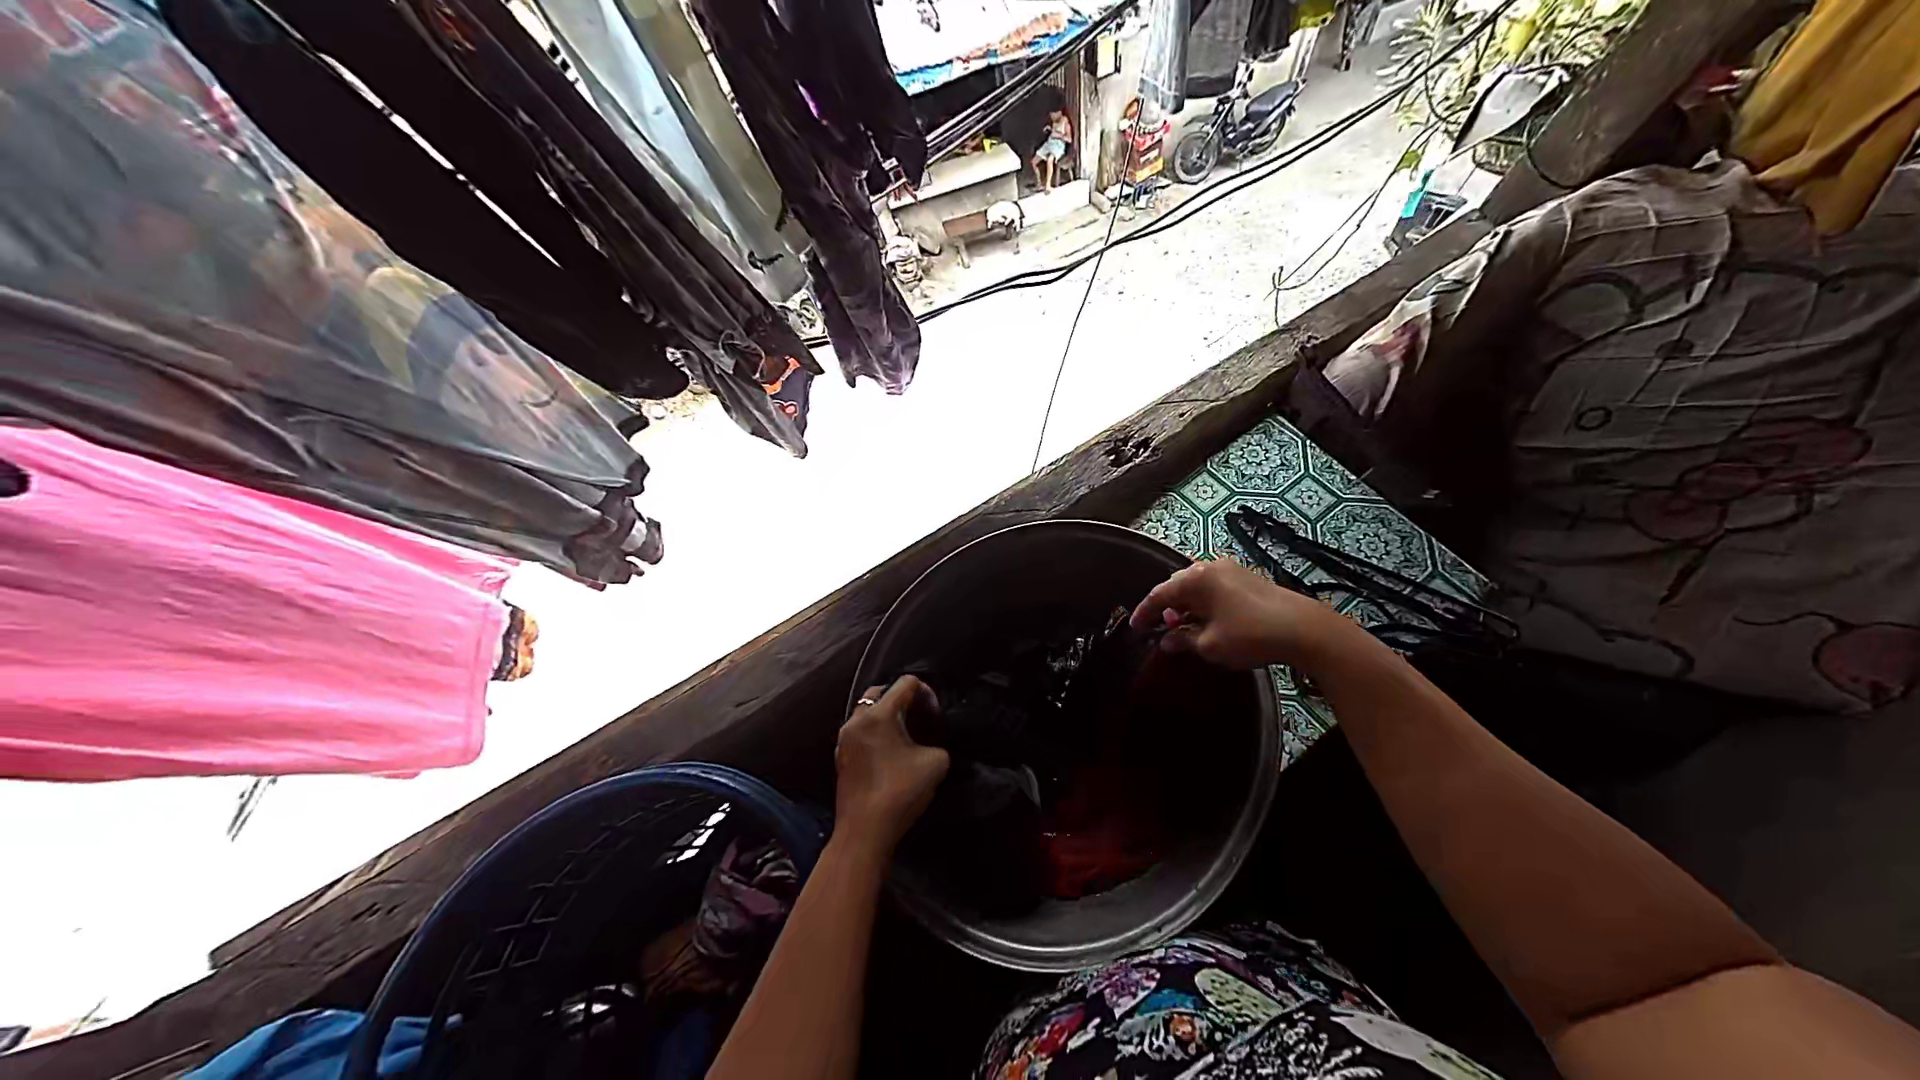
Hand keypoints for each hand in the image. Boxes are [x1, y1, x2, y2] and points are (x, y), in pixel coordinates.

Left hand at [835, 676, 950, 857]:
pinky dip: (876, 734)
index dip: (927, 693)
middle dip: (903, 700)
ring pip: (867, 713)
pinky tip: (890, 755)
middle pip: (881, 693)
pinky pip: (860, 733)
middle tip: (920, 720)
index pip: (905, 683)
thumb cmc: (900, 792)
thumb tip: (928, 744)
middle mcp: (856, 720)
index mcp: (879, 715)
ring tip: (907, 738)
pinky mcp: (841, 757)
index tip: (935, 715)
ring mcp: (844, 739)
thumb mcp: (936, 763)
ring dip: (887, 717)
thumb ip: (937, 743)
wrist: (864, 832)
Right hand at [1129, 558, 1370, 671]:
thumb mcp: (1209, 644)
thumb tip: (1166, 641)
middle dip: (1165, 608)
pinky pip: (1213, 588)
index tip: (1135, 628)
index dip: (1143, 613)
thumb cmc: (1250, 635)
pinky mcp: (1246, 578)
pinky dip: (1203, 603)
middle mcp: (1209, 567)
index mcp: (1194, 579)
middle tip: (1158, 628)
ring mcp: (1230, 570)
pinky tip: (1206, 621)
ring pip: (1196, 587)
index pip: (1158, 595)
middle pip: (1176, 587)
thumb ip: (1182, 640)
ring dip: (1185, 606)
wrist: (1304, 629)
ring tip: (1182, 627)